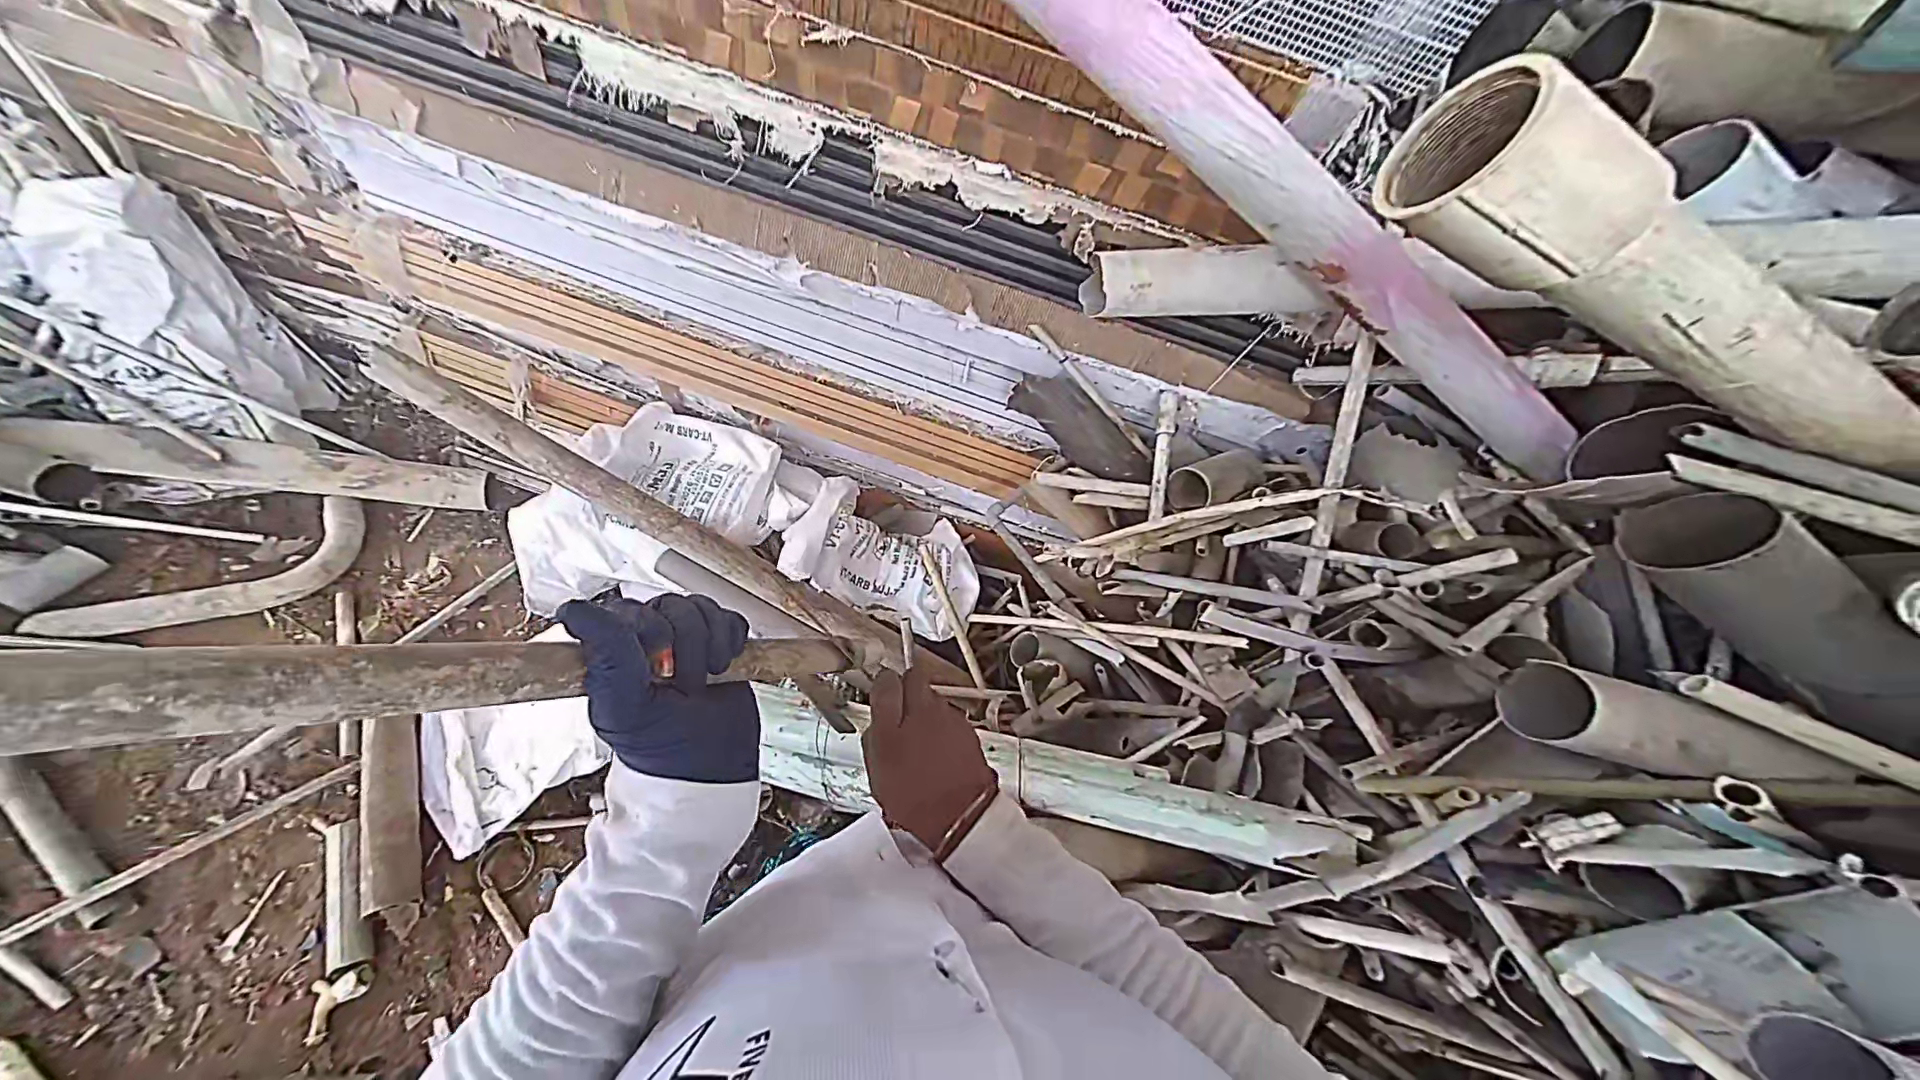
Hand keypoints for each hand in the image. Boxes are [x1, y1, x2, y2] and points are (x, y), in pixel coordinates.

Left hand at [557, 594, 758, 783]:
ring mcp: (687, 635)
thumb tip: (576, 611)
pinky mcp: (722, 638)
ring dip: (711, 647)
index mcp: (616, 648)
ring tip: (705, 680)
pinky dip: (732, 643)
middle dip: (686, 649)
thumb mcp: (625, 706)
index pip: (631, 610)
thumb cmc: (661, 742)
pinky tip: (724, 666)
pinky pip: (731, 619)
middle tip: (682, 684)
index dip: (651, 634)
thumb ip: (607, 654)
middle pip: (673, 606)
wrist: (711, 761)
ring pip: (703, 609)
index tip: (658, 671)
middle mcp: (649, 635)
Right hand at [864, 666, 999, 859]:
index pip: (888, 680)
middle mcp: (927, 709)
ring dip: (926, 713)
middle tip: (899, 716)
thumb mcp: (878, 766)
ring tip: (919, 743)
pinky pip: (949, 720)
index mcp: (897, 717)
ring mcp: (950, 717)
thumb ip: (873, 732)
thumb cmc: (916, 797)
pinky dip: (942, 729)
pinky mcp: (967, 729)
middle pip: (914, 682)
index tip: (882, 694)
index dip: (884, 685)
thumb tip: (876, 717)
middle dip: (907, 693)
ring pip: (933, 701)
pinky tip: (937, 753)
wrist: (959, 816)